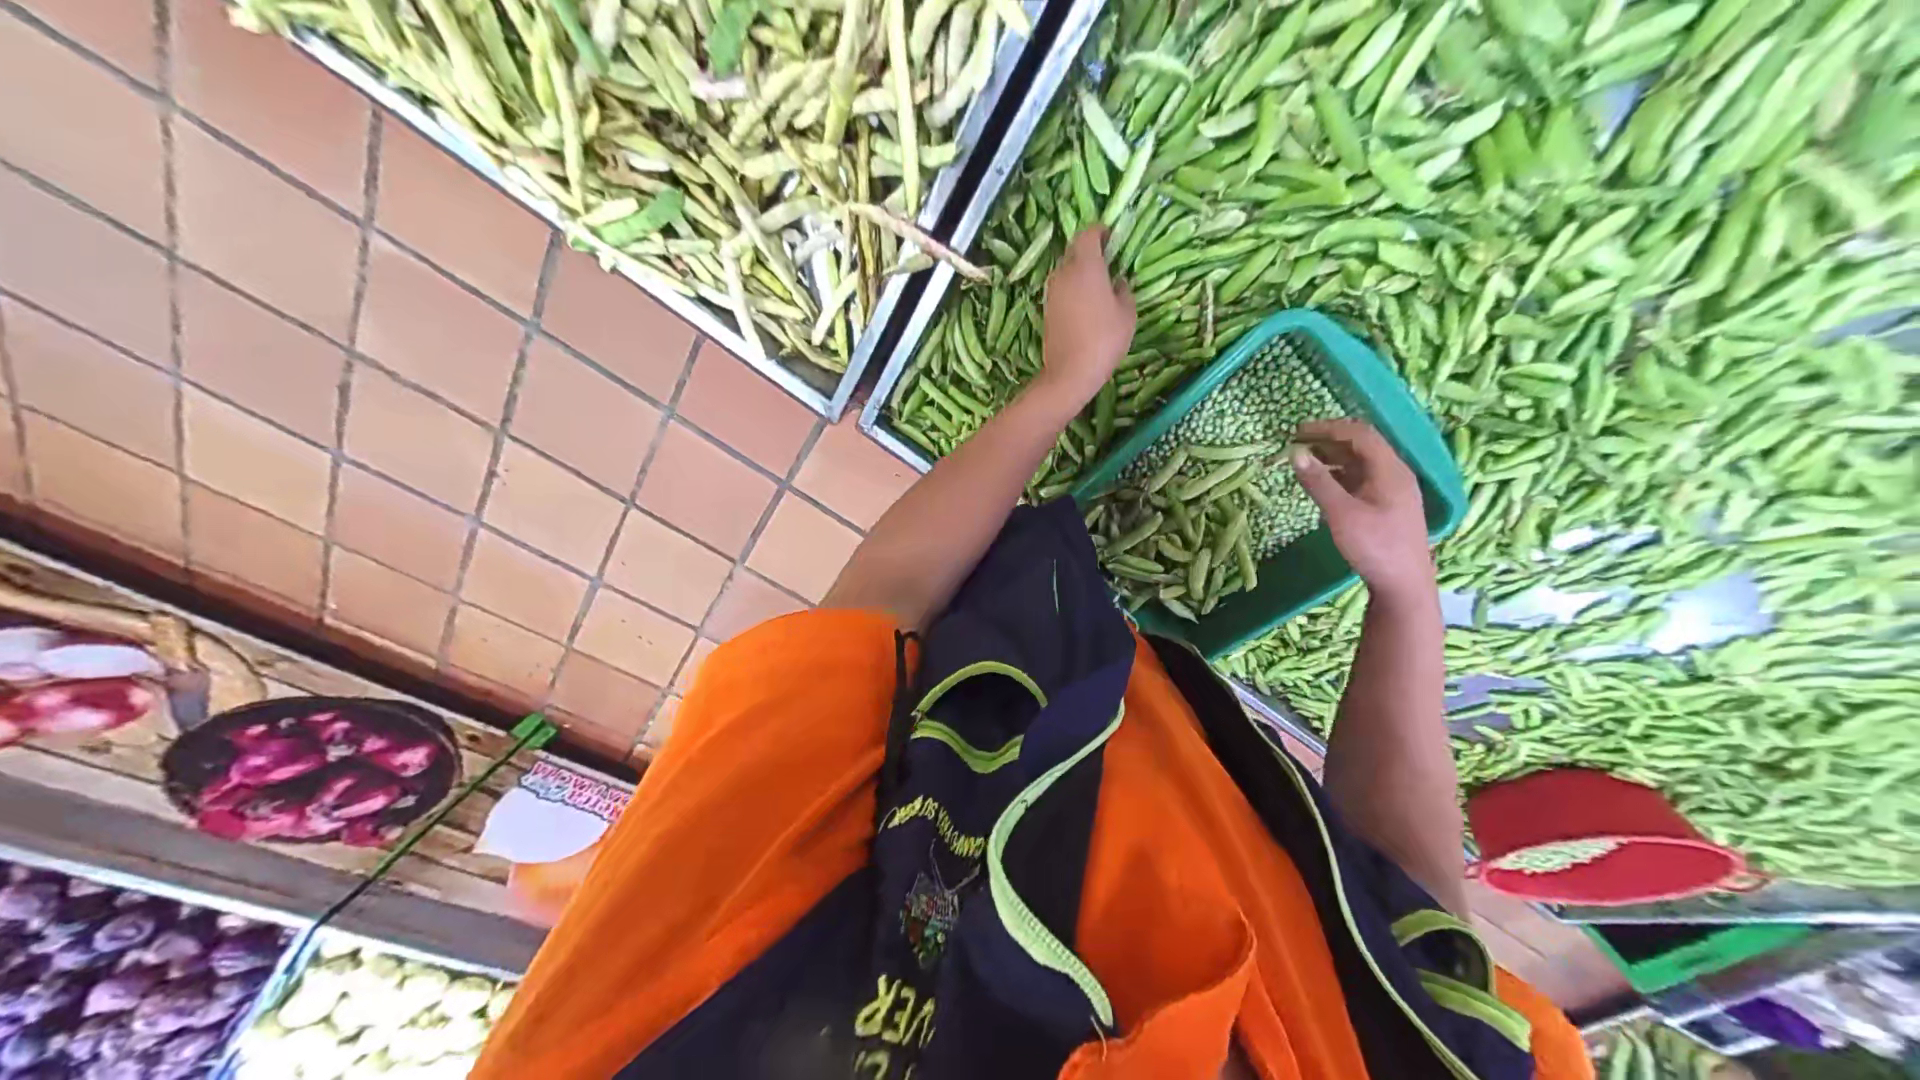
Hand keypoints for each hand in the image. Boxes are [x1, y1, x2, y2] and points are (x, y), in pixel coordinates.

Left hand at [1037, 227, 1134, 407]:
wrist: (1070, 372)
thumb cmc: (1104, 339)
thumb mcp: (1127, 313)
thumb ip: (1123, 290)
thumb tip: (1117, 281)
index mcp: (1085, 266)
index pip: (1088, 234)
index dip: (1100, 232)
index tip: (1112, 237)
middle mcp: (1063, 273)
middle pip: (1074, 250)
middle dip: (1090, 251)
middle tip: (1108, 260)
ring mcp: (1051, 292)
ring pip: (1066, 270)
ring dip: (1080, 271)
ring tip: (1099, 285)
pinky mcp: (1046, 310)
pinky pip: (1061, 289)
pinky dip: (1072, 289)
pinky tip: (1086, 304)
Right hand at [1291, 418, 1434, 599]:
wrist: (1403, 585)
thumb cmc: (1374, 547)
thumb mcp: (1341, 514)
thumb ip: (1318, 482)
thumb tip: (1295, 454)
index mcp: (1390, 470)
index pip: (1360, 434)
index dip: (1328, 428)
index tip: (1297, 432)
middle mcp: (1395, 473)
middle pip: (1362, 444)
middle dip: (1329, 439)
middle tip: (1297, 442)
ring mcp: (1393, 489)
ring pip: (1361, 461)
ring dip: (1332, 456)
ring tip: (1304, 459)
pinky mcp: (1387, 504)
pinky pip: (1361, 477)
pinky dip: (1339, 472)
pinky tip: (1322, 481)